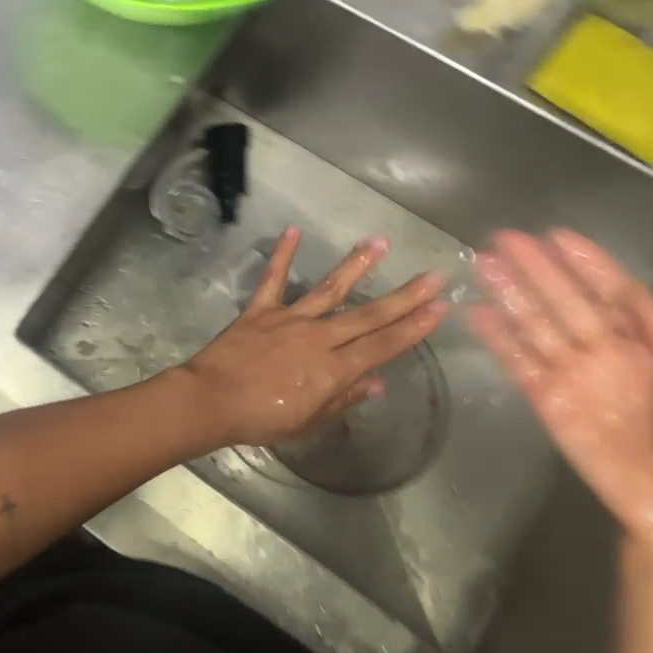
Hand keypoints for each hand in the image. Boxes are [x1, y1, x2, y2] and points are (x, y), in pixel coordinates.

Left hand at [178, 226, 448, 447]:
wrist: (212, 400)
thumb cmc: (262, 419)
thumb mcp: (310, 421)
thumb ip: (343, 399)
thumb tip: (376, 382)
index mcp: (334, 369)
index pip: (384, 345)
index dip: (415, 327)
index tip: (441, 307)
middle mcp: (318, 337)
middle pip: (368, 315)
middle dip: (405, 296)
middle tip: (434, 275)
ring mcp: (288, 319)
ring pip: (329, 288)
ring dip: (356, 264)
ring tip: (379, 241)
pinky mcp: (260, 310)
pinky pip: (273, 279)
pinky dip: (283, 254)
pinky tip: (293, 230)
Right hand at [465, 230, 652, 552]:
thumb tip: (637, 298)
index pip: (614, 296)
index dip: (589, 266)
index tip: (560, 236)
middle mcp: (608, 356)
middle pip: (567, 303)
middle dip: (538, 270)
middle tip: (506, 238)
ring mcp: (575, 379)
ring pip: (536, 325)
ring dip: (511, 293)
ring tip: (485, 262)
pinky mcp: (548, 404)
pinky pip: (518, 364)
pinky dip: (497, 339)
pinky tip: (478, 313)